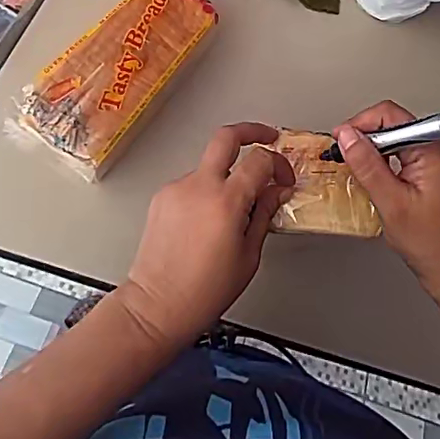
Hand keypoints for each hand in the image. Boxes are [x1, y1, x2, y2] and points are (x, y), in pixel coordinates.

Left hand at [117, 123, 294, 348]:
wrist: (155, 307)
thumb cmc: (202, 292)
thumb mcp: (248, 256)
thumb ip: (264, 214)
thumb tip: (276, 191)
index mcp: (226, 202)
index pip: (260, 160)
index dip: (278, 164)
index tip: (283, 177)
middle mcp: (199, 187)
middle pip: (227, 136)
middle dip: (252, 131)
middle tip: (267, 137)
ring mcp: (178, 188)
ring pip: (209, 163)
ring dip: (227, 174)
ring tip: (233, 208)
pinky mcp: (163, 196)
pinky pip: (193, 182)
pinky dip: (206, 191)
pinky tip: (209, 219)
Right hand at [334, 101, 439, 306]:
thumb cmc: (435, 243)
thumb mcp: (391, 202)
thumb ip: (367, 165)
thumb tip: (347, 136)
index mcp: (433, 148)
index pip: (390, 115)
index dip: (360, 124)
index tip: (341, 139)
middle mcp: (436, 148)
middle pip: (391, 123)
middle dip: (364, 136)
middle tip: (344, 153)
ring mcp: (433, 159)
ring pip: (393, 138)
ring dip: (370, 150)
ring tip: (355, 166)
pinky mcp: (428, 171)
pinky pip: (398, 153)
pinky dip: (380, 161)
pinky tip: (370, 177)